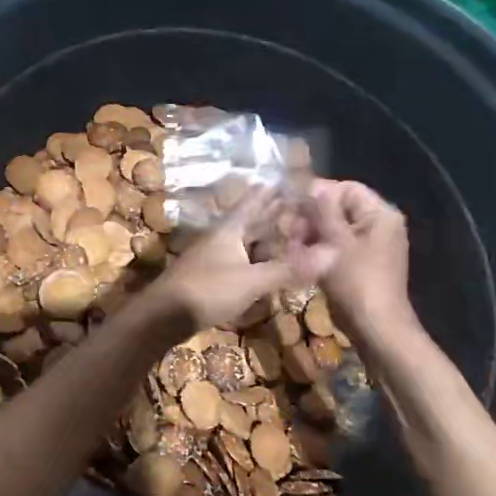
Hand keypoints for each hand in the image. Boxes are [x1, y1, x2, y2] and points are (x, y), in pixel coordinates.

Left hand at [148, 193, 299, 330]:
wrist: (161, 317)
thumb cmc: (205, 291)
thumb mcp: (251, 280)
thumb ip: (289, 268)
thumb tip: (333, 253)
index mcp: (229, 229)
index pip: (255, 200)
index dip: (275, 189)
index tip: (296, 178)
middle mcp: (221, 238)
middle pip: (252, 220)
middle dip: (275, 212)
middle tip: (302, 204)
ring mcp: (214, 258)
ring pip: (247, 242)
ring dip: (267, 238)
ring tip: (292, 234)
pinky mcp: (211, 278)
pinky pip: (241, 262)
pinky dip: (258, 260)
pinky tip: (269, 266)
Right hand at [287, 179, 418, 337]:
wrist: (376, 326)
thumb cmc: (356, 280)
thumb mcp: (336, 242)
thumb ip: (324, 211)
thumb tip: (313, 186)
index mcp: (380, 214)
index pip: (347, 189)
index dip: (319, 194)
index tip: (292, 207)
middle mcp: (381, 225)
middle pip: (341, 209)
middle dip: (313, 218)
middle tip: (290, 232)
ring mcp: (374, 246)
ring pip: (337, 229)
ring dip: (313, 235)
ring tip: (293, 248)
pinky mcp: (364, 264)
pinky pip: (340, 247)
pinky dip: (322, 250)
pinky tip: (303, 259)